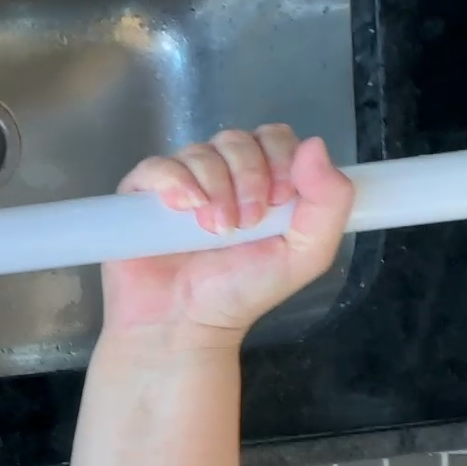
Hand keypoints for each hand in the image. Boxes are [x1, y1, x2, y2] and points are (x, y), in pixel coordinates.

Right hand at [101, 125, 355, 349]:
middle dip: (247, 176)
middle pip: (235, 140)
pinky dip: (172, 180)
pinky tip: (184, 207)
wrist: (182, 327)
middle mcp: (216, 179)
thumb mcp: (306, 253)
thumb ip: (330, 201)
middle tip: (244, 224)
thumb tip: (313, 144)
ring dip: (214, 186)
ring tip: (214, 230)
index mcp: (258, 183)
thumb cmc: (239, 295)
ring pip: (197, 153)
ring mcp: (175, 190)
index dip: (278, 158)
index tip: (276, 204)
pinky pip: (153, 168)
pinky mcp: (136, 203)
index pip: (271, 138)